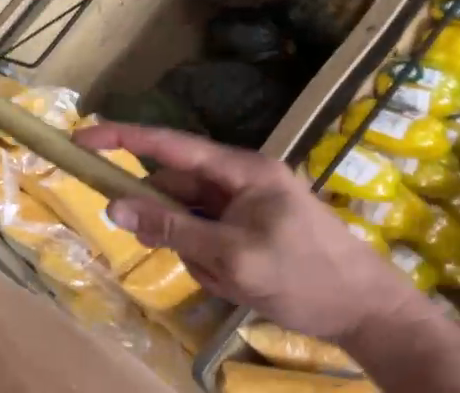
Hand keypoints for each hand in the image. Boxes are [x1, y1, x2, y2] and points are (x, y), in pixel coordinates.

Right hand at [74, 123, 424, 340]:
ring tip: (217, 276)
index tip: (78, 138)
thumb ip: (170, 228)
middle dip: (163, 216)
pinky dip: (207, 255)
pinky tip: (230, 280)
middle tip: (154, 243)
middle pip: (174, 185)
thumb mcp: (232, 257)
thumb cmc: (309, 280)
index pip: (166, 143)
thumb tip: (112, 206)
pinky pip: (208, 231)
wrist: (382, 323)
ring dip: (189, 243)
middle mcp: (243, 179)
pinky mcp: (256, 227)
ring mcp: (251, 203)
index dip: (118, 137)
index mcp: (242, 170)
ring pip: (188, 212)